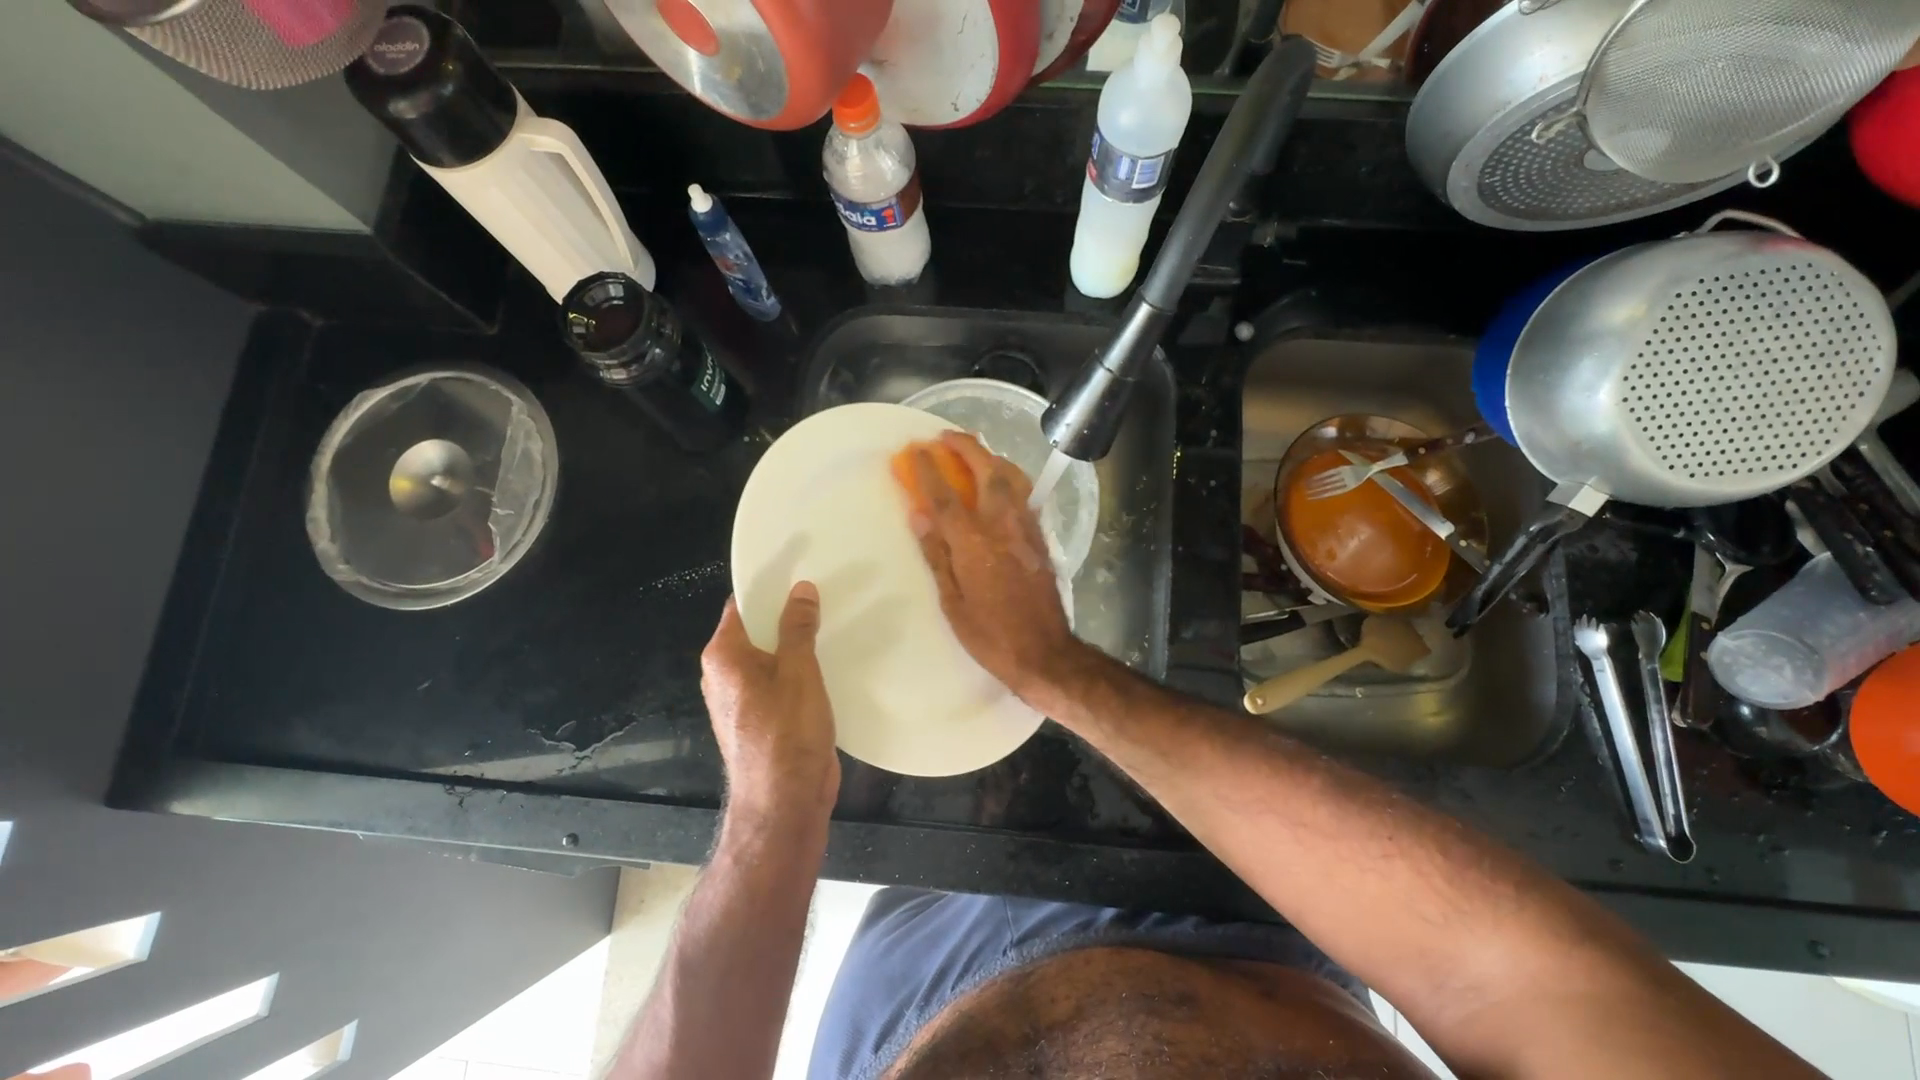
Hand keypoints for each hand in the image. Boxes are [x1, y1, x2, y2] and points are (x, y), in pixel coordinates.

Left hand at [700, 583, 838, 821]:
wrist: (784, 804)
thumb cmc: (786, 735)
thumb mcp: (798, 672)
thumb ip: (797, 629)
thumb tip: (800, 590)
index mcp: (724, 657)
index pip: (741, 605)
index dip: (770, 585)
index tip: (802, 567)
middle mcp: (727, 675)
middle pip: (758, 631)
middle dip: (790, 614)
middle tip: (829, 591)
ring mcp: (746, 700)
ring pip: (773, 658)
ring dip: (800, 644)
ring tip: (838, 621)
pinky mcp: (766, 720)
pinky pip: (783, 683)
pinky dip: (803, 670)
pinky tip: (834, 662)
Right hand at [902, 432, 1085, 701]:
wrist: (1044, 653)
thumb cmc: (990, 636)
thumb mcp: (952, 602)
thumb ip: (936, 554)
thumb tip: (918, 515)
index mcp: (975, 544)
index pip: (946, 496)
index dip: (929, 470)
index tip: (916, 450)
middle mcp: (1004, 527)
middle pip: (987, 471)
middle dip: (966, 447)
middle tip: (945, 437)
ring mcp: (1027, 530)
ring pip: (1012, 478)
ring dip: (990, 457)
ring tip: (973, 453)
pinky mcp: (1041, 539)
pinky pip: (1024, 495)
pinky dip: (1008, 478)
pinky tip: (999, 485)